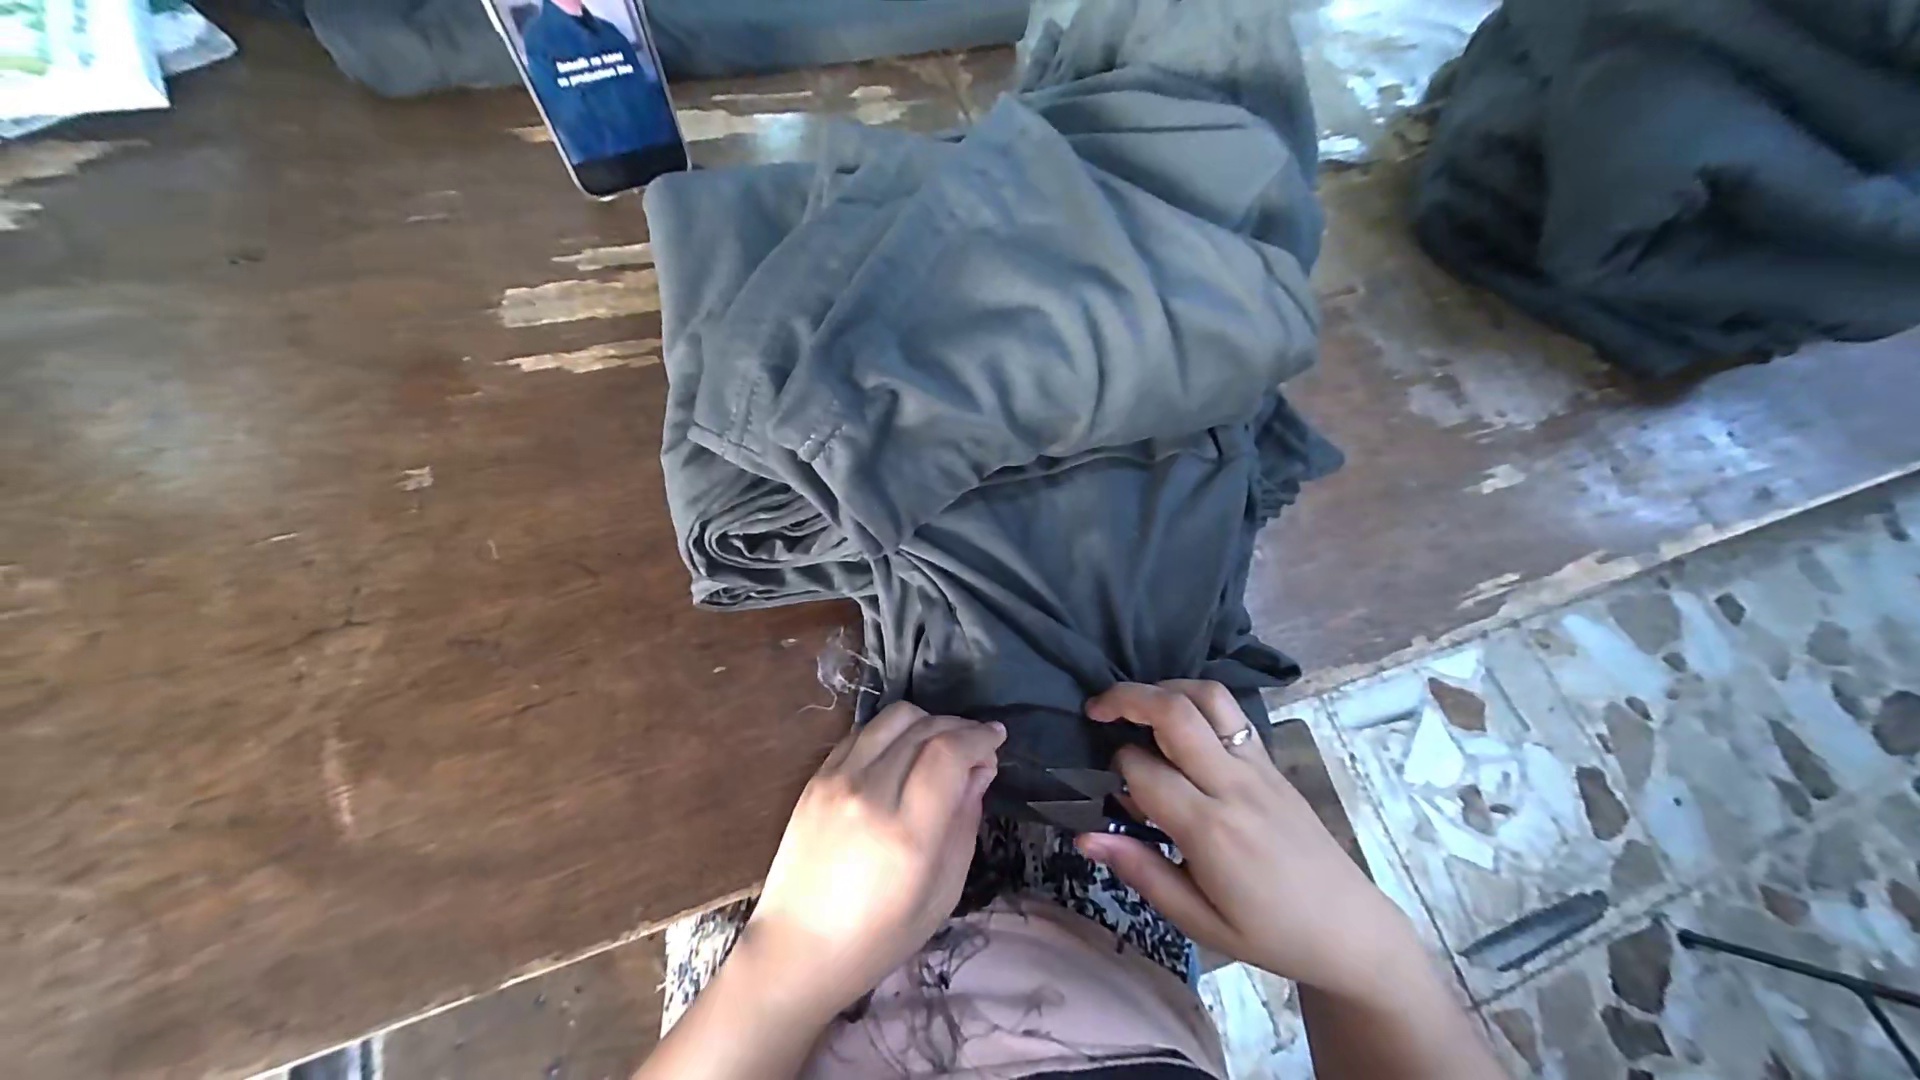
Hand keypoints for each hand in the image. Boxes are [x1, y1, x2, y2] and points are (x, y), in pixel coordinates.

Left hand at [739, 701, 1004, 1021]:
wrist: (796, 949)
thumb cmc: (879, 937)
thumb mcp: (943, 891)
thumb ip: (965, 822)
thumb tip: (980, 769)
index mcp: (907, 832)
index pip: (949, 752)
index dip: (980, 736)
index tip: (997, 738)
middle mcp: (870, 794)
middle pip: (924, 728)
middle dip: (960, 728)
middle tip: (976, 745)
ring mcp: (837, 780)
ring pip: (893, 717)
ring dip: (927, 720)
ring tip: (940, 743)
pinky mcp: (816, 777)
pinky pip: (864, 731)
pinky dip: (893, 731)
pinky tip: (902, 752)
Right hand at [1076, 680, 1418, 997]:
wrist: (1351, 930)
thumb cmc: (1269, 933)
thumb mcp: (1197, 920)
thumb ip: (1140, 870)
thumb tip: (1083, 835)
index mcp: (1211, 830)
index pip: (1144, 769)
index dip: (1115, 767)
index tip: (1110, 785)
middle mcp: (1234, 785)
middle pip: (1175, 713)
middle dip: (1126, 698)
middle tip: (1096, 707)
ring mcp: (1257, 766)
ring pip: (1208, 697)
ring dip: (1165, 688)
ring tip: (1138, 706)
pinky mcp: (1271, 761)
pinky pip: (1231, 712)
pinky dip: (1195, 700)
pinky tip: (1179, 720)